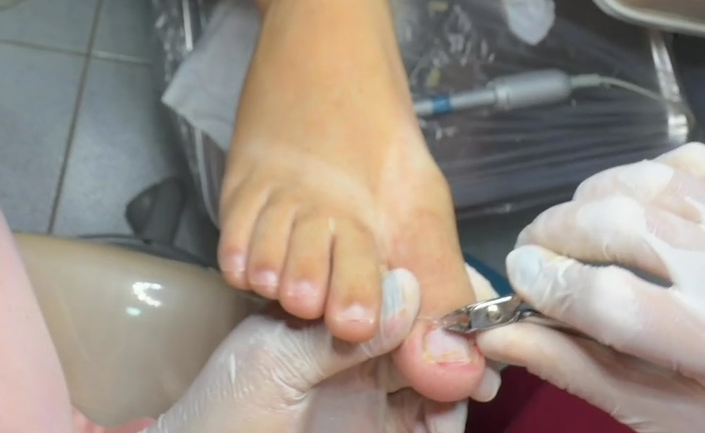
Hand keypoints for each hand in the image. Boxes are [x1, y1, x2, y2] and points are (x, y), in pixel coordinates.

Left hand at [153, 268, 471, 432]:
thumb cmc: (227, 407)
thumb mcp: (275, 357)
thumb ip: (338, 332)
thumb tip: (408, 287)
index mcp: (331, 309)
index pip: (390, 286)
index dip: (430, 288)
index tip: (465, 293)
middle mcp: (359, 345)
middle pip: (422, 326)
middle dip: (454, 327)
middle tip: (477, 339)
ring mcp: (374, 390)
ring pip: (434, 370)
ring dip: (456, 370)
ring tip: (466, 375)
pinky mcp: (385, 431)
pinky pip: (430, 418)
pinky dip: (448, 411)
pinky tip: (448, 409)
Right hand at [476, 144, 704, 432]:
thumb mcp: (662, 421)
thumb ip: (575, 367)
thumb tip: (495, 332)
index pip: (624, 306)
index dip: (554, 283)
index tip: (516, 275)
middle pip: (634, 227)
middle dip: (563, 230)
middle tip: (536, 248)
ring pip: (657, 183)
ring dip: (596, 196)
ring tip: (577, 224)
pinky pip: (696, 164)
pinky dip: (647, 174)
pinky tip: (635, 203)